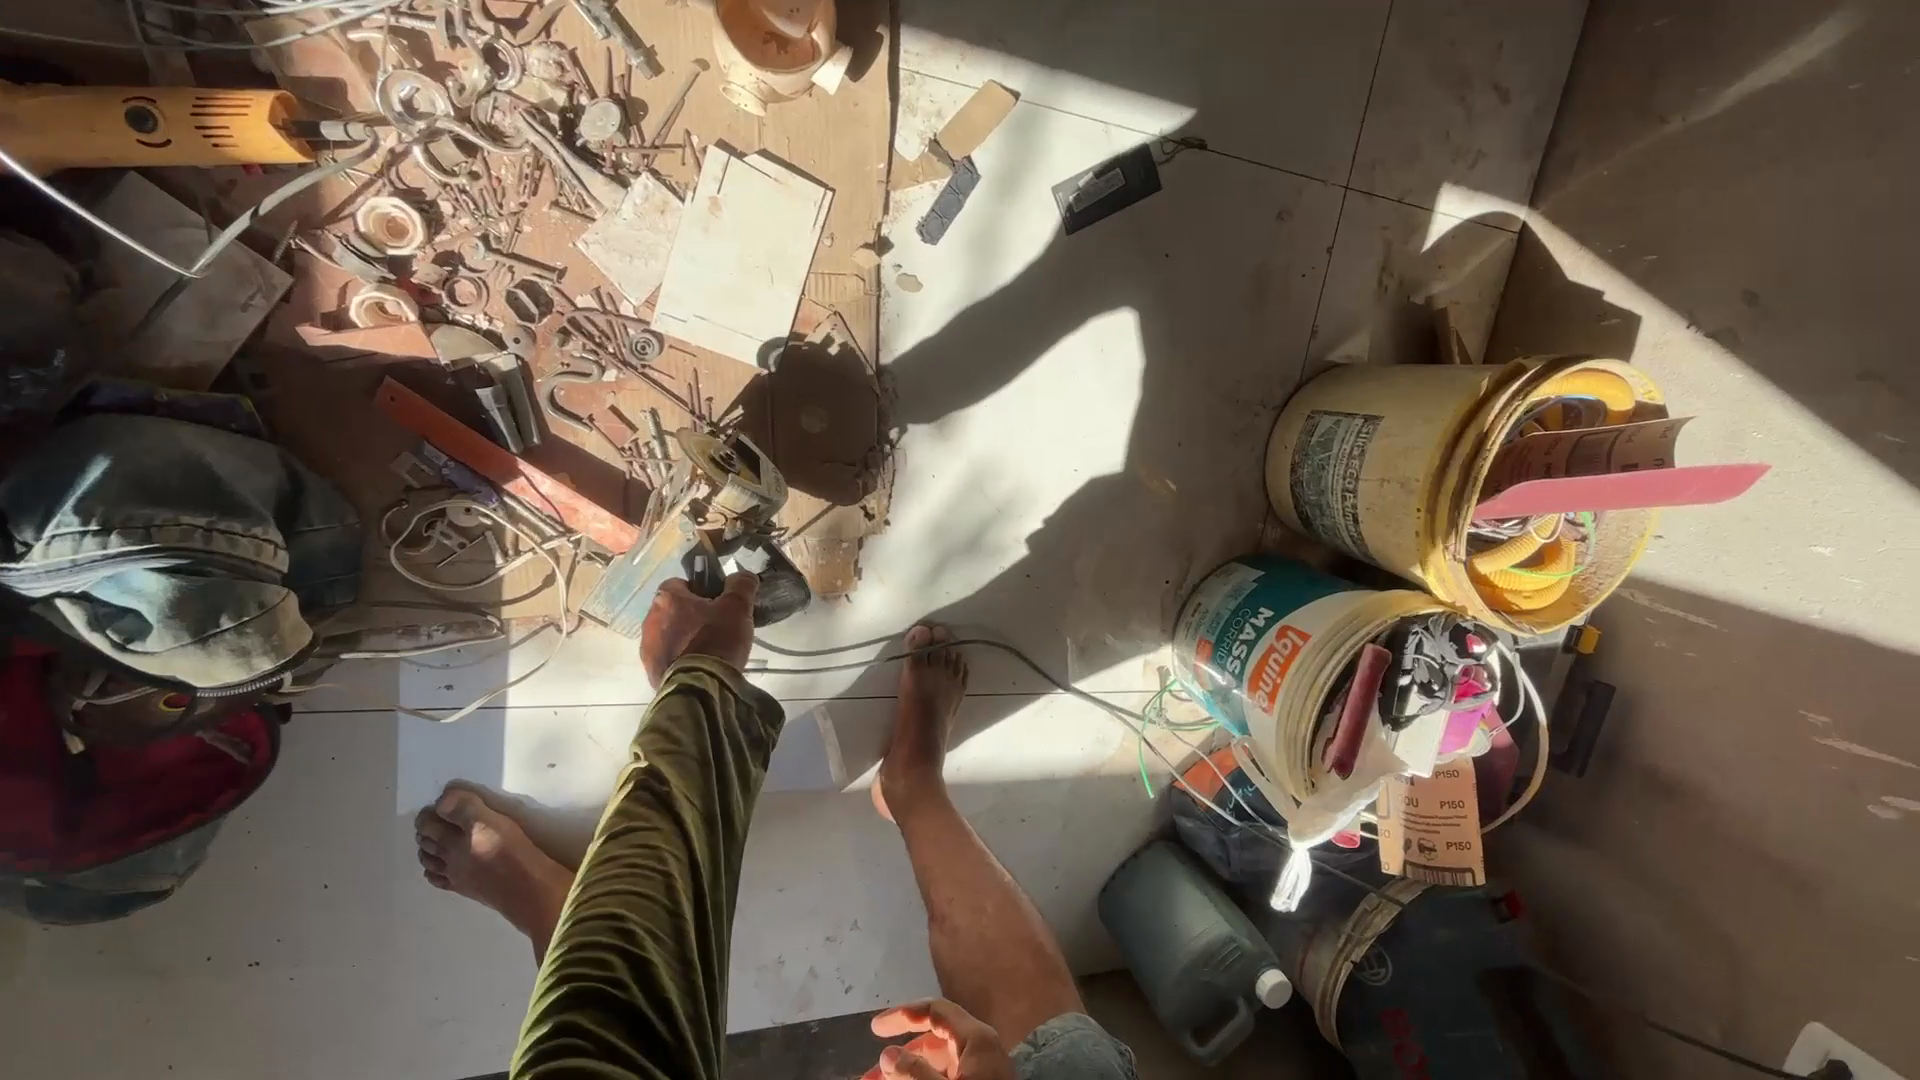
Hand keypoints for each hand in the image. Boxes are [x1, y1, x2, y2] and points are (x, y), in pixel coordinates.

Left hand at [639, 573, 756, 685]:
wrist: (700, 686)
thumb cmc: (717, 639)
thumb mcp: (738, 607)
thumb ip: (741, 585)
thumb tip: (742, 575)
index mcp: (667, 598)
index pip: (679, 583)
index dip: (699, 590)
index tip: (716, 602)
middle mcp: (650, 619)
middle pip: (673, 609)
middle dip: (691, 615)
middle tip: (717, 626)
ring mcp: (647, 647)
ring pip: (668, 634)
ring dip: (684, 637)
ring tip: (709, 650)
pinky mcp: (651, 670)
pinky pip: (667, 657)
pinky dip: (680, 658)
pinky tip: (699, 666)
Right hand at [862, 999, 1015, 1079]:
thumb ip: (915, 1073)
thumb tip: (888, 1055)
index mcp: (976, 1038)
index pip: (934, 1011)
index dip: (903, 1015)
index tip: (874, 1028)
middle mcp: (979, 1049)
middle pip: (932, 1041)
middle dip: (899, 1057)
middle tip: (868, 1076)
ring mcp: (981, 1071)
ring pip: (937, 1065)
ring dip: (908, 1074)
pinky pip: (946, 1079)